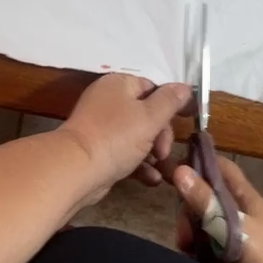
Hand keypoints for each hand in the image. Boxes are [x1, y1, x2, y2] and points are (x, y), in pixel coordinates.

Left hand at [58, 74, 193, 203]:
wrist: (77, 168)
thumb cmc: (116, 137)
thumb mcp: (149, 117)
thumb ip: (170, 101)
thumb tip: (186, 86)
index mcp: (119, 84)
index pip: (152, 88)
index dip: (169, 106)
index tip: (182, 124)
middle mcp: (108, 100)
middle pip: (146, 113)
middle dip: (161, 134)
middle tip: (163, 153)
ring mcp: (101, 125)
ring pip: (137, 135)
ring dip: (153, 153)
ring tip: (161, 168)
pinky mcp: (99, 148)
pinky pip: (125, 151)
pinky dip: (139, 163)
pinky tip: (151, 178)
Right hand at [172, 155, 262, 262]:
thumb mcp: (234, 229)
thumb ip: (207, 202)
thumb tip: (179, 170)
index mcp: (245, 197)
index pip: (219, 167)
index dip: (197, 163)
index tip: (173, 170)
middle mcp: (237, 212)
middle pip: (204, 196)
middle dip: (189, 208)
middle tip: (184, 232)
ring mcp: (232, 235)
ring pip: (200, 221)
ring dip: (189, 232)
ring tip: (187, 249)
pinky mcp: (226, 257)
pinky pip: (202, 244)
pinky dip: (194, 249)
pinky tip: (191, 259)